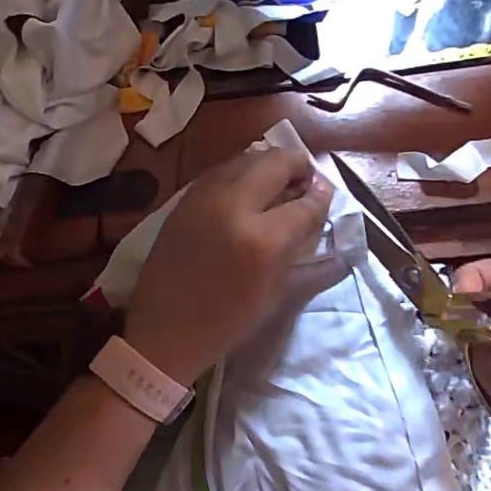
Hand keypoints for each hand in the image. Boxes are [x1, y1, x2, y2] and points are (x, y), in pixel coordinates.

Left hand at [124, 148, 332, 385]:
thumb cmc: (225, 323)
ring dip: (269, 166)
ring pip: (247, 158)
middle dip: (298, 167)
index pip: (305, 203)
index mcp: (261, 239)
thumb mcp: (274, 293)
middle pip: (276, 162)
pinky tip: (247, 191)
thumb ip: (300, 248)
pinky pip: (221, 171)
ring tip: (278, 184)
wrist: (163, 331)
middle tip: (305, 182)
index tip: (327, 194)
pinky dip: (241, 174)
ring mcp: (204, 198)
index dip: (322, 196)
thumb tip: (318, 214)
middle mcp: (233, 206)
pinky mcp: (184, 199)